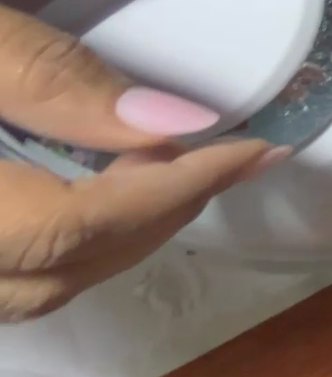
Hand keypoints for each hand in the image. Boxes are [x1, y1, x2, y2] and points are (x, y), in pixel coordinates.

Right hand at [0, 5, 280, 320]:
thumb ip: (52, 83)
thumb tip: (184, 125)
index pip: (66, 232)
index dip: (179, 192)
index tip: (262, 151)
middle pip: (49, 276)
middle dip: (159, 216)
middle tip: (226, 156)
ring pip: (20, 294)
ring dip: (117, 237)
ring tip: (173, 171)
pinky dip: (59, 249)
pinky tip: (96, 193)